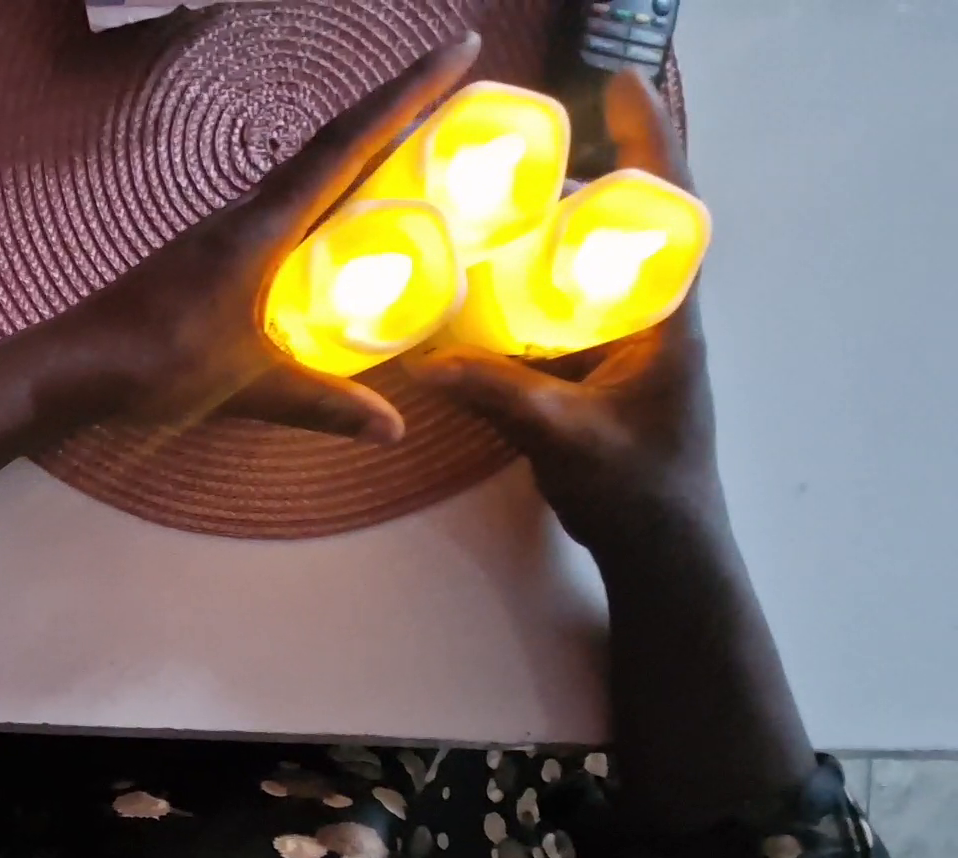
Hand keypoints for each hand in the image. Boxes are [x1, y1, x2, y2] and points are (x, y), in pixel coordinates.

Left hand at [20, 34, 480, 444]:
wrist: (73, 365)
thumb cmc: (157, 366)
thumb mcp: (246, 386)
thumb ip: (319, 403)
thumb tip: (394, 430)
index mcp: (258, 230)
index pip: (343, 147)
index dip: (406, 96)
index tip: (460, 49)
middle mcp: (236, 218)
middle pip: (321, 154)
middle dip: (386, 123)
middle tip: (446, 109)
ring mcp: (209, 236)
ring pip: (290, 185)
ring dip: (343, 166)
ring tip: (395, 170)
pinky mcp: (193, 259)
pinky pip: (266, 217)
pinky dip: (306, 210)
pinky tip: (315, 239)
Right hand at [406, 70, 725, 564]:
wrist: (652, 539)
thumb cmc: (637, 485)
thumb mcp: (567, 436)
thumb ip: (500, 397)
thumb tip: (423, 362)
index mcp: (666, 314)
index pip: (665, 210)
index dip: (649, 141)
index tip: (616, 86)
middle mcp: (638, 316)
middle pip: (605, 232)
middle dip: (561, 192)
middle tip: (499, 175)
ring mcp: (605, 345)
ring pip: (566, 278)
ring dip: (526, 249)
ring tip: (471, 226)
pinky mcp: (574, 373)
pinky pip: (536, 323)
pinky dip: (502, 306)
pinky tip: (460, 305)